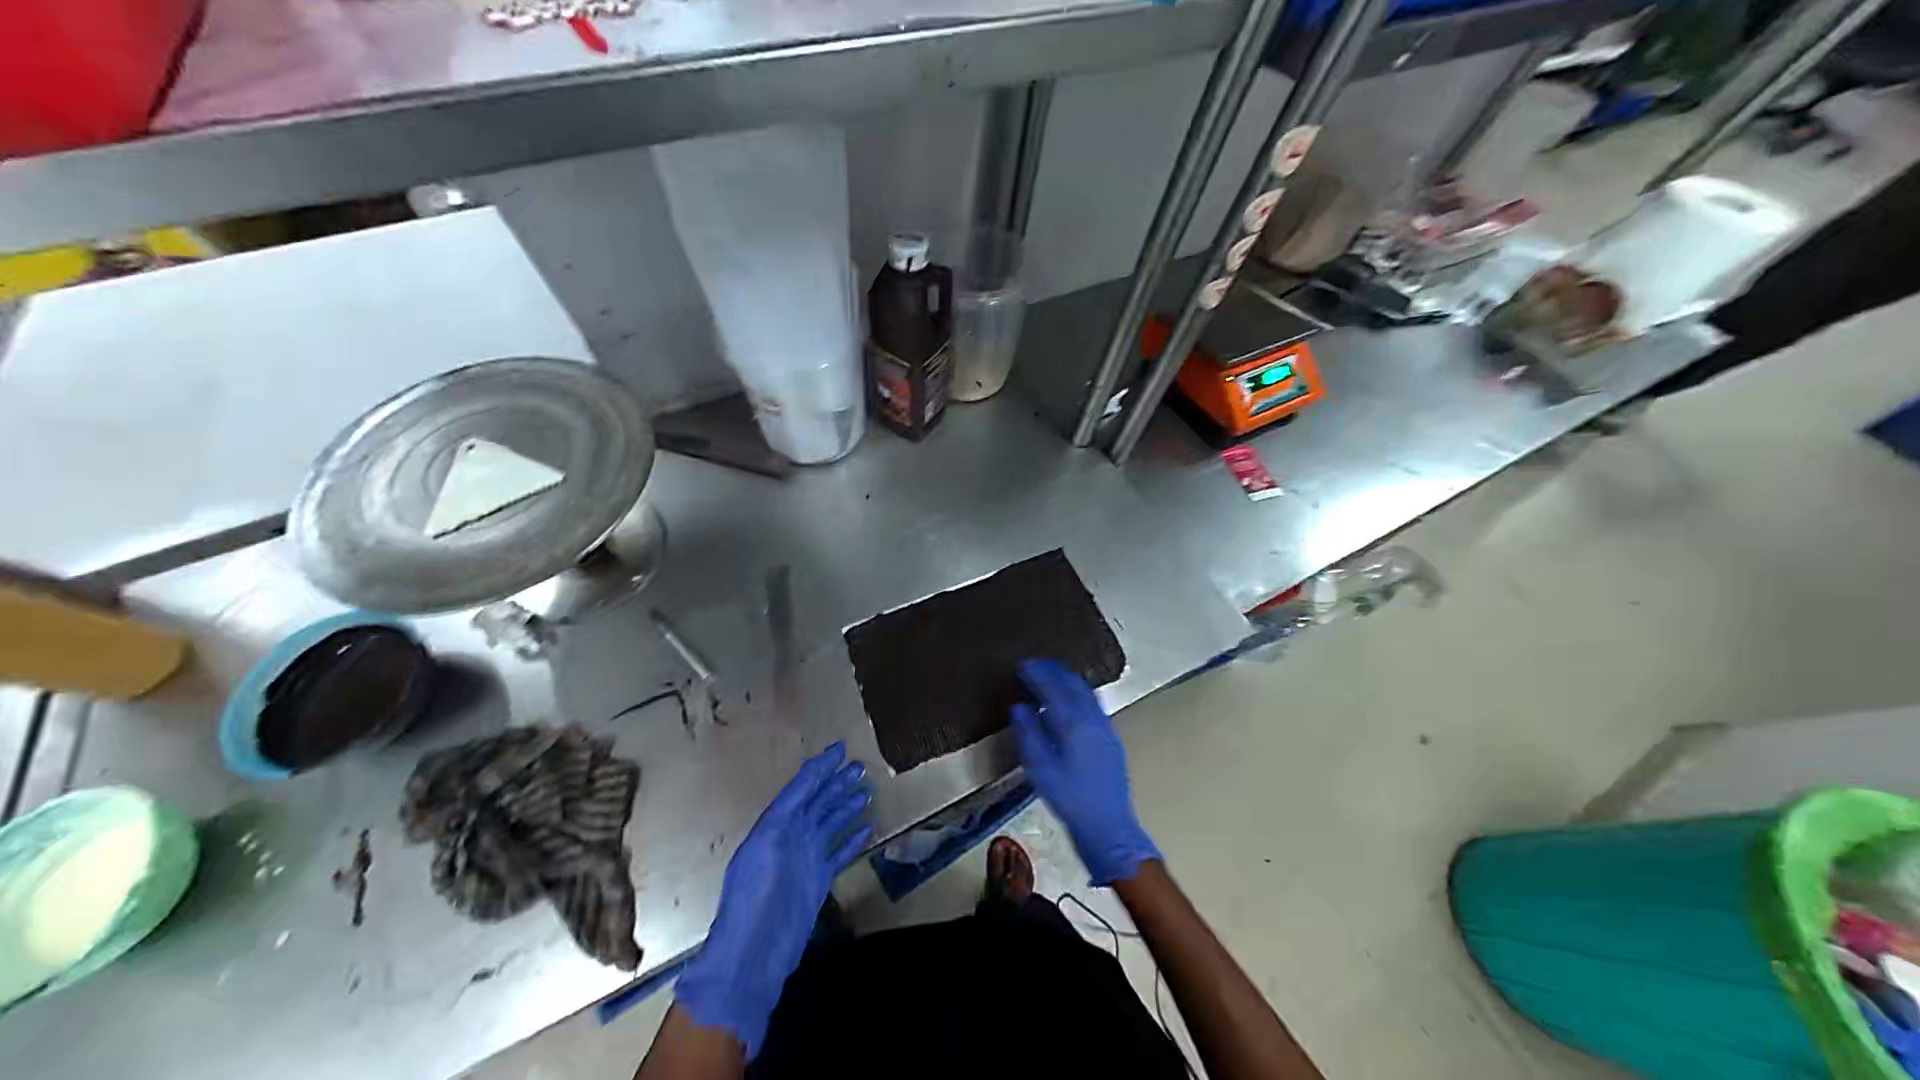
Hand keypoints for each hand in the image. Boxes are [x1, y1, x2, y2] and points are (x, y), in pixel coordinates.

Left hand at [675, 742, 872, 1057]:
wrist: (752, 953)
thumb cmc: (753, 896)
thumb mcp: (767, 842)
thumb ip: (789, 807)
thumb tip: (811, 775)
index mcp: (775, 823)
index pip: (802, 787)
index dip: (821, 767)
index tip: (841, 750)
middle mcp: (790, 836)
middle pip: (818, 802)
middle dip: (837, 783)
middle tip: (861, 766)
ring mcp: (805, 859)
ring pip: (830, 824)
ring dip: (846, 806)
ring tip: (866, 791)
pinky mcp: (817, 880)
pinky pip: (839, 853)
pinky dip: (852, 840)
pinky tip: (867, 829)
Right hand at [1010, 658, 1160, 885]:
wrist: (1109, 826)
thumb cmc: (1069, 798)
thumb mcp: (1040, 768)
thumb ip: (1029, 734)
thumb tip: (1019, 707)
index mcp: (1073, 723)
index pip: (1053, 688)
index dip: (1037, 674)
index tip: (1022, 665)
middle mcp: (1093, 719)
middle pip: (1073, 684)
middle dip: (1053, 671)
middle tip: (1035, 665)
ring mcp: (1105, 727)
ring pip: (1086, 692)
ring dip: (1067, 680)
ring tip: (1051, 677)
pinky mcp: (1111, 738)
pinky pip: (1093, 703)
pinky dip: (1078, 692)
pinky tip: (1070, 702)